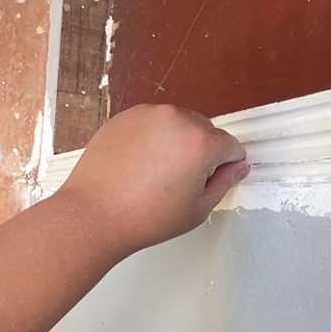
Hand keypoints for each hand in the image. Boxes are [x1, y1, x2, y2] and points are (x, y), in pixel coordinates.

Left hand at [54, 104, 248, 256]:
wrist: (94, 214)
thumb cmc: (142, 217)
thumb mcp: (197, 209)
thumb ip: (224, 182)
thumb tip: (236, 167)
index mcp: (201, 142)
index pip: (231, 146)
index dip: (225, 166)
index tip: (211, 179)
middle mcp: (177, 119)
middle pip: (205, 131)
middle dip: (200, 152)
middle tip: (180, 183)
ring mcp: (148, 114)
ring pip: (178, 124)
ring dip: (176, 143)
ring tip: (156, 176)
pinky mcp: (125, 116)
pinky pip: (151, 124)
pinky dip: (151, 139)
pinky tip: (139, 166)